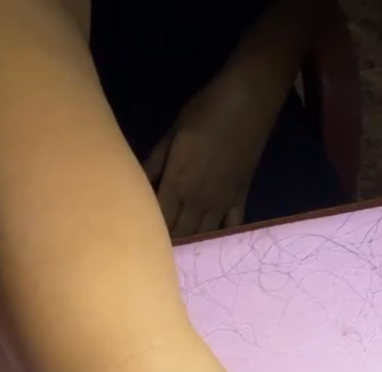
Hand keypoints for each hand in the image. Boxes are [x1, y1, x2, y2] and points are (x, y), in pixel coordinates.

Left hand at [145, 65, 279, 237]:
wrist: (248, 103)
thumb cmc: (205, 111)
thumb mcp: (172, 134)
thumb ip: (153, 164)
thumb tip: (133, 184)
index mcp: (178, 183)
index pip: (157, 219)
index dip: (147, 232)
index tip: (136, 240)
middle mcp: (199, 202)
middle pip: (179, 234)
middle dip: (167, 246)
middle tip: (154, 254)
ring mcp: (222, 205)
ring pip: (202, 237)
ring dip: (191, 248)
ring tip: (179, 259)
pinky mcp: (240, 201)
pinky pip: (230, 230)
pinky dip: (220, 241)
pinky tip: (213, 250)